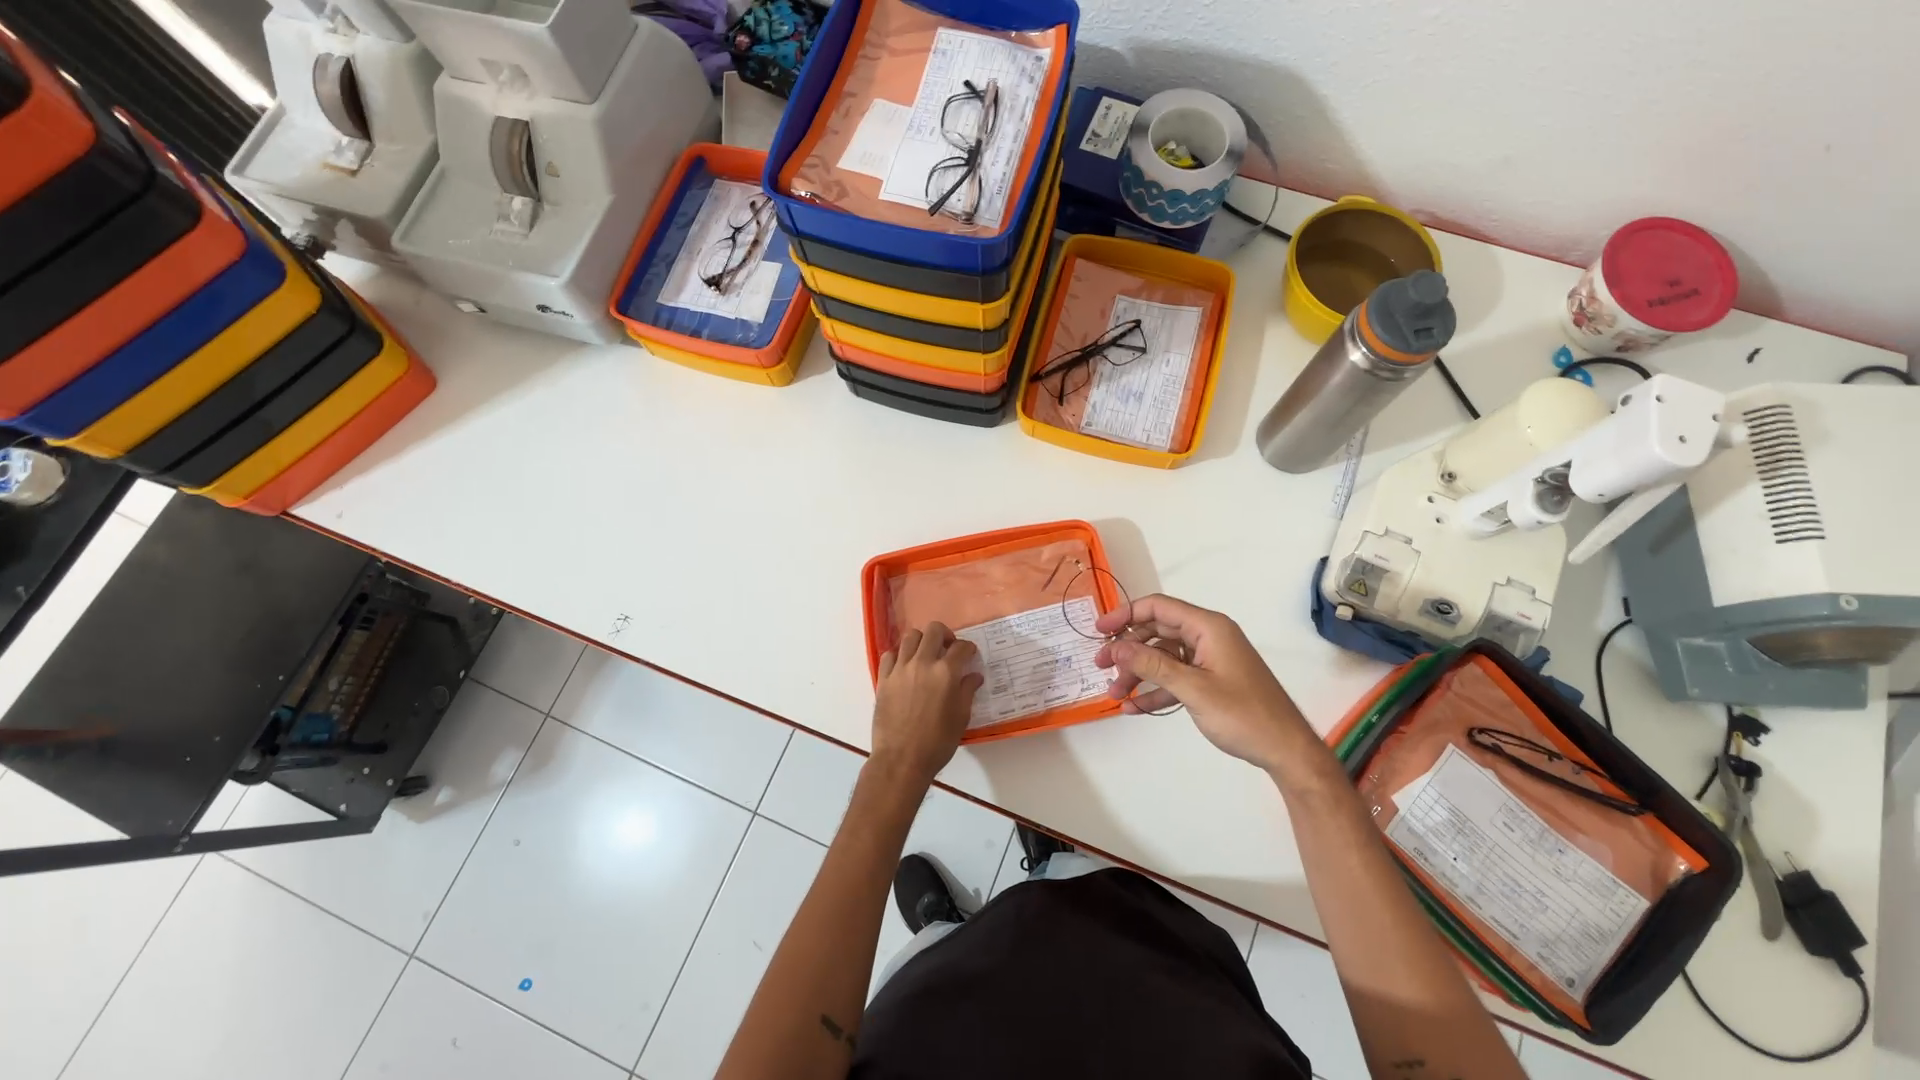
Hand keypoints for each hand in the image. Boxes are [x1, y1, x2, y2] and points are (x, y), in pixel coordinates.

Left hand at [870, 623, 981, 786]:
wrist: (902, 759)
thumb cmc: (937, 742)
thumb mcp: (961, 718)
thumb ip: (967, 691)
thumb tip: (974, 676)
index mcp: (946, 673)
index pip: (961, 647)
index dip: (968, 649)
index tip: (970, 655)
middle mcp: (922, 663)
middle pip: (934, 631)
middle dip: (945, 635)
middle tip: (948, 648)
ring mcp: (900, 669)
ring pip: (910, 637)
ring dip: (922, 640)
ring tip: (926, 653)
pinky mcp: (883, 679)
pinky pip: (889, 654)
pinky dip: (899, 654)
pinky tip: (905, 665)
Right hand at [1093, 595, 1313, 772]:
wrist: (1285, 749)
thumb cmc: (1243, 714)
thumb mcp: (1193, 689)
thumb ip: (1152, 665)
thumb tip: (1115, 647)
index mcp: (1208, 628)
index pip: (1158, 607)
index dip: (1125, 614)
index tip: (1099, 631)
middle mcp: (1208, 637)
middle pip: (1157, 632)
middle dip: (1127, 649)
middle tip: (1099, 667)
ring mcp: (1209, 660)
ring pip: (1162, 657)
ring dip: (1137, 674)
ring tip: (1115, 695)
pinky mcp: (1210, 681)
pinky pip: (1175, 678)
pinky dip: (1155, 690)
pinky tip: (1134, 707)